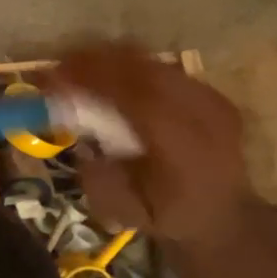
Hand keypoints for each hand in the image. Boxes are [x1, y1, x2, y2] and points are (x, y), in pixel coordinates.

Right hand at [47, 42, 257, 245]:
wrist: (224, 215)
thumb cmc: (167, 214)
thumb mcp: (125, 211)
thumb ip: (101, 179)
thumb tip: (81, 145)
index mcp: (187, 154)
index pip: (141, 102)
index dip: (94, 82)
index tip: (52, 78)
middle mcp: (207, 121)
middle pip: (146, 73)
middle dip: (95, 64)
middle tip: (55, 70)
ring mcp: (214, 104)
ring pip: (152, 65)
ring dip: (108, 62)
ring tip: (74, 70)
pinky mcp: (211, 94)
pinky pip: (160, 68)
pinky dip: (127, 66)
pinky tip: (103, 77)